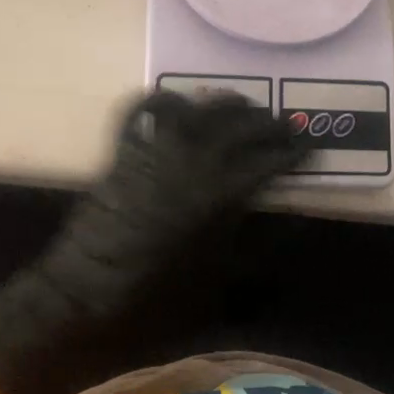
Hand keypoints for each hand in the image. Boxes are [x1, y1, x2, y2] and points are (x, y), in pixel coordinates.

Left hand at [0, 91, 308, 393]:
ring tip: (244, 109)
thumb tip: (292, 223)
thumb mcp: (219, 277)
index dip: (293, 152)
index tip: (309, 148)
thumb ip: (259, 247)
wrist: (84, 290)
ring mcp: (157, 148)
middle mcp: (192, 159)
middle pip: (241, 125)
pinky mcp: (127, 149)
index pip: (269, 159)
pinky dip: (163, 100)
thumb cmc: (155, 293)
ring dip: (228, 105)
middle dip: (270, 123)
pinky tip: (178, 102)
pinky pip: (144, 110)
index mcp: (219, 192)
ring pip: (201, 106)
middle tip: (286, 127)